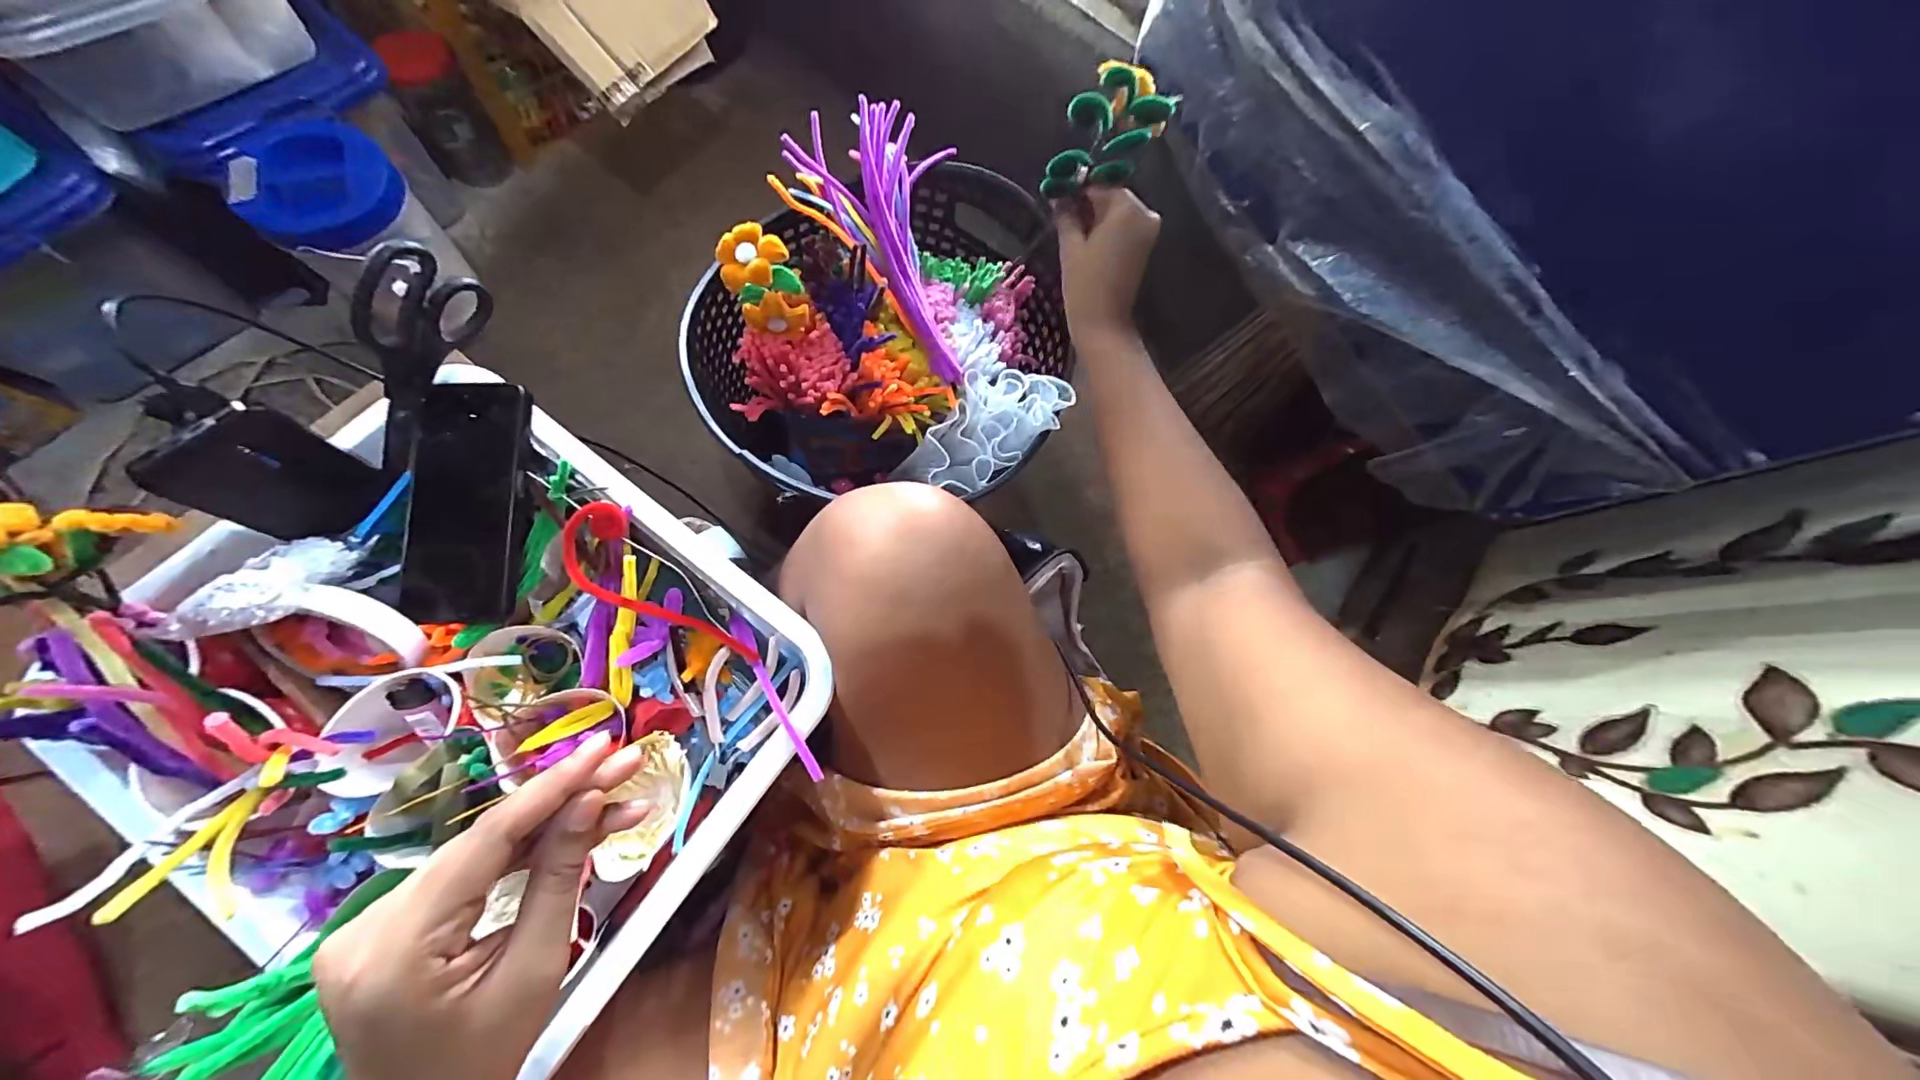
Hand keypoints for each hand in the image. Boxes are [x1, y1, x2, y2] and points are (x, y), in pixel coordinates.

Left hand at [315, 733, 648, 1079]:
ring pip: (479, 851)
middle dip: (563, 800)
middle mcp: (366, 927)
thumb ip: (559, 879)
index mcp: (395, 949)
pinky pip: (465, 872)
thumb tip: (589, 801)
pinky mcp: (383, 925)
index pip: (487, 840)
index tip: (601, 748)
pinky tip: (568, 830)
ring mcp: (367, 925)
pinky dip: (519, 852)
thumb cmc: (486, 1059)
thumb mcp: (536, 969)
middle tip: (624, 764)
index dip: (552, 786)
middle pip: (485, 840)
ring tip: (613, 797)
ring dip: (549, 823)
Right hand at [1054, 187, 1160, 338]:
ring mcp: (1148, 231)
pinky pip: (1124, 228)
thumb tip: (1059, 196)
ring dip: (1096, 217)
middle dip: (1088, 203)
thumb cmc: (1084, 284)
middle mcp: (1144, 214)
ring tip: (1071, 229)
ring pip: (1118, 213)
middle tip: (1062, 213)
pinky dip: (1107, 229)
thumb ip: (1066, 215)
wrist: (1104, 324)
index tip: (1058, 193)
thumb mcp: (1071, 246)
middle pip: (1112, 197)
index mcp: (1127, 208)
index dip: (1077, 188)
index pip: (1099, 186)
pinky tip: (1087, 240)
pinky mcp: (1145, 247)